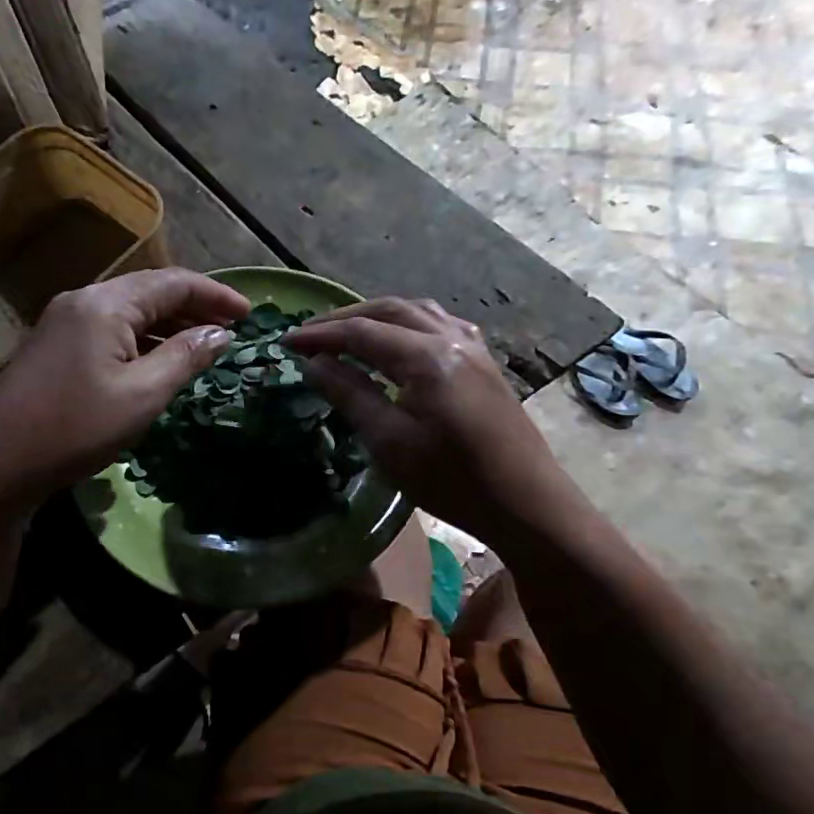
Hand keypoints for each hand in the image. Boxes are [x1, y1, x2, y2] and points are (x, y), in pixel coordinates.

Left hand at [0, 269, 248, 509]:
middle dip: (195, 306)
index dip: (215, 295)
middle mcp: (82, 301)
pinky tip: (162, 359)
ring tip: (206, 343)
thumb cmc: (76, 428)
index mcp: (104, 305)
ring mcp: (64, 323)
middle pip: (150, 291)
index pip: (173, 283)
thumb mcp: (142, 395)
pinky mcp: (56, 347)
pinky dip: (145, 338)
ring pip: (130, 311)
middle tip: (232, 329)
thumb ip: (185, 357)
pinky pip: (111, 329)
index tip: (250, 314)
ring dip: (170, 323)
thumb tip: (220, 334)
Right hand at [284, 298, 576, 542]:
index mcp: (425, 357)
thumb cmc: (453, 481)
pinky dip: (410, 322)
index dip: (320, 335)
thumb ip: (351, 395)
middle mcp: (451, 338)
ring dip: (377, 315)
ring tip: (348, 332)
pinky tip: (402, 339)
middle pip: (388, 310)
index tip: (286, 342)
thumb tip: (315, 364)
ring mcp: (474, 347)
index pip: (360, 331)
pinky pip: (441, 324)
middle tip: (311, 335)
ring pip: (417, 311)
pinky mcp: (484, 362)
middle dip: (344, 318)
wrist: (527, 503)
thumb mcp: (391, 443)